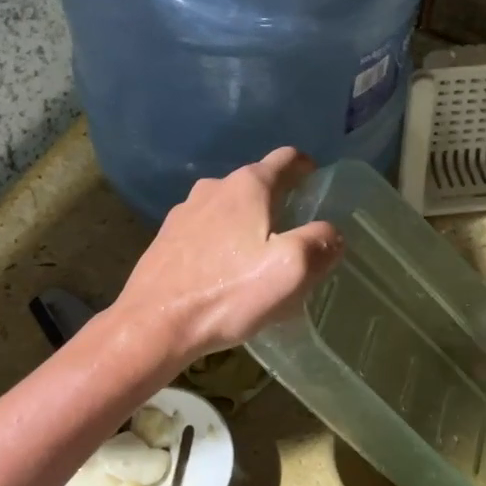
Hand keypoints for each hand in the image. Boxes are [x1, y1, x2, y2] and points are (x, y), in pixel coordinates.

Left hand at [113, 148, 342, 365]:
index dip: (306, 167)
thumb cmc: (228, 292)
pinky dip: (222, 245)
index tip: (318, 183)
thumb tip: (331, 234)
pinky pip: (206, 233)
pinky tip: (225, 275)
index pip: (285, 159)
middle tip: (296, 236)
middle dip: (279, 203)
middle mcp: (214, 188)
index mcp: (247, 186)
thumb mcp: (292, 270)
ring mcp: (185, 213)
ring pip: (229, 210)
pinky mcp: (167, 240)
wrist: (154, 326)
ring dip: (248, 226)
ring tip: (261, 259)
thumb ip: (320, 244)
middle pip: (257, 185)